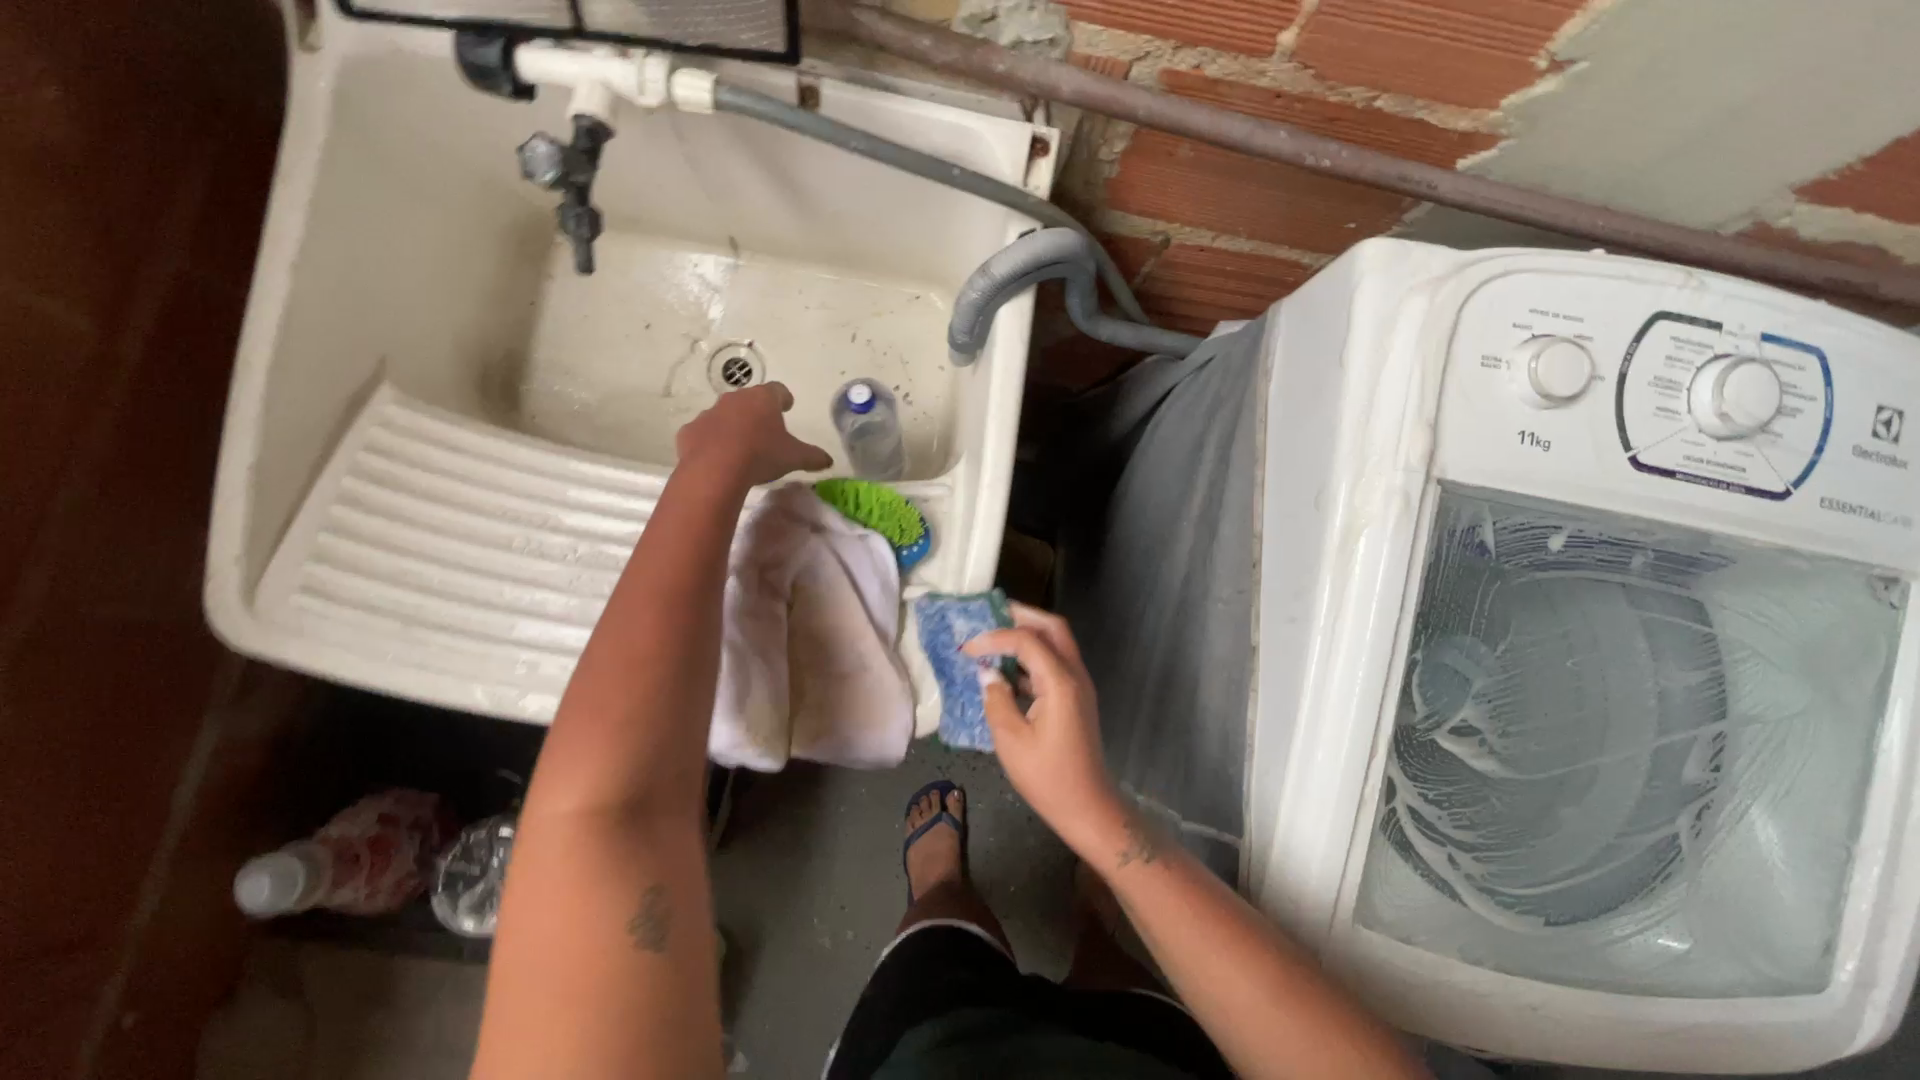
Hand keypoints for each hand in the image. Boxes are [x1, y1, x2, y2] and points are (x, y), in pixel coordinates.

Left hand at [675, 383, 832, 486]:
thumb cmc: (761, 455)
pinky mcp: (690, 431)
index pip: (777, 390)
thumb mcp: (794, 458)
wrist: (714, 469)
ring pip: (724, 415)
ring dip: (732, 426)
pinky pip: (704, 433)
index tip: (787, 406)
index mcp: (762, 399)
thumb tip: (828, 460)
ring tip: (740, 447)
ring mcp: (709, 413)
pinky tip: (716, 457)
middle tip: (764, 429)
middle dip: (756, 412)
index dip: (784, 398)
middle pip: (749, 400)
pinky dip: (710, 441)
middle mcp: (735, 399)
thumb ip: (813, 456)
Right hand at [964, 603, 1125, 853]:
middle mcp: (1075, 676)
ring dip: (1028, 636)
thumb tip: (987, 674)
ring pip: (1056, 644)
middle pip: (1052, 628)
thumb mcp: (1011, 740)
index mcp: (1060, 682)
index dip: (995, 638)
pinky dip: (1032, 659)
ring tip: (994, 638)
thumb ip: (996, 699)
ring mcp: (1079, 687)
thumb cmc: (1047, 777)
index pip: (1027, 640)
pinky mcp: (1075, 700)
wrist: (1087, 806)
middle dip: (1022, 617)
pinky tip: (1006, 671)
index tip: (967, 649)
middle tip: (989, 616)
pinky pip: (1055, 665)